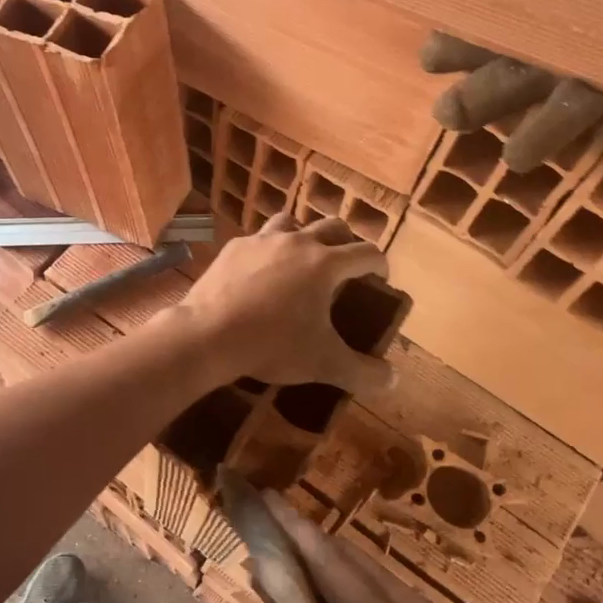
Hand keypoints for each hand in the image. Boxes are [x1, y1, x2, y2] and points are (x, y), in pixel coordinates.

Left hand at [176, 214, 394, 393]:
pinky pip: (257, 240)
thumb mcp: (324, 364)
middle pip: (333, 227)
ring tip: (303, 258)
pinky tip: (261, 271)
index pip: (367, 253)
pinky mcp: (233, 248)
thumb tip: (393, 380)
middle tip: (346, 265)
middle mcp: (297, 242)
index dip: (380, 264)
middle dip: (346, 241)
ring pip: (292, 223)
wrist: (208, 335)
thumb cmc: (273, 345)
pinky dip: (267, 250)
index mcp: (327, 264)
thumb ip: (364, 373)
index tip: (381, 279)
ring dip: (304, 235)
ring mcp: (262, 241)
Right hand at [262, 497, 468, 602]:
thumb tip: (263, 571)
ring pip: (361, 563)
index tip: (264, 497)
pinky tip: (315, 574)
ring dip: (321, 551)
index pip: (331, 563)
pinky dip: (341, 570)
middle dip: (303, 535)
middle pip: (347, 555)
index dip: (294, 528)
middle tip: (263, 517)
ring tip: (280, 539)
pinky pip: (374, 578)